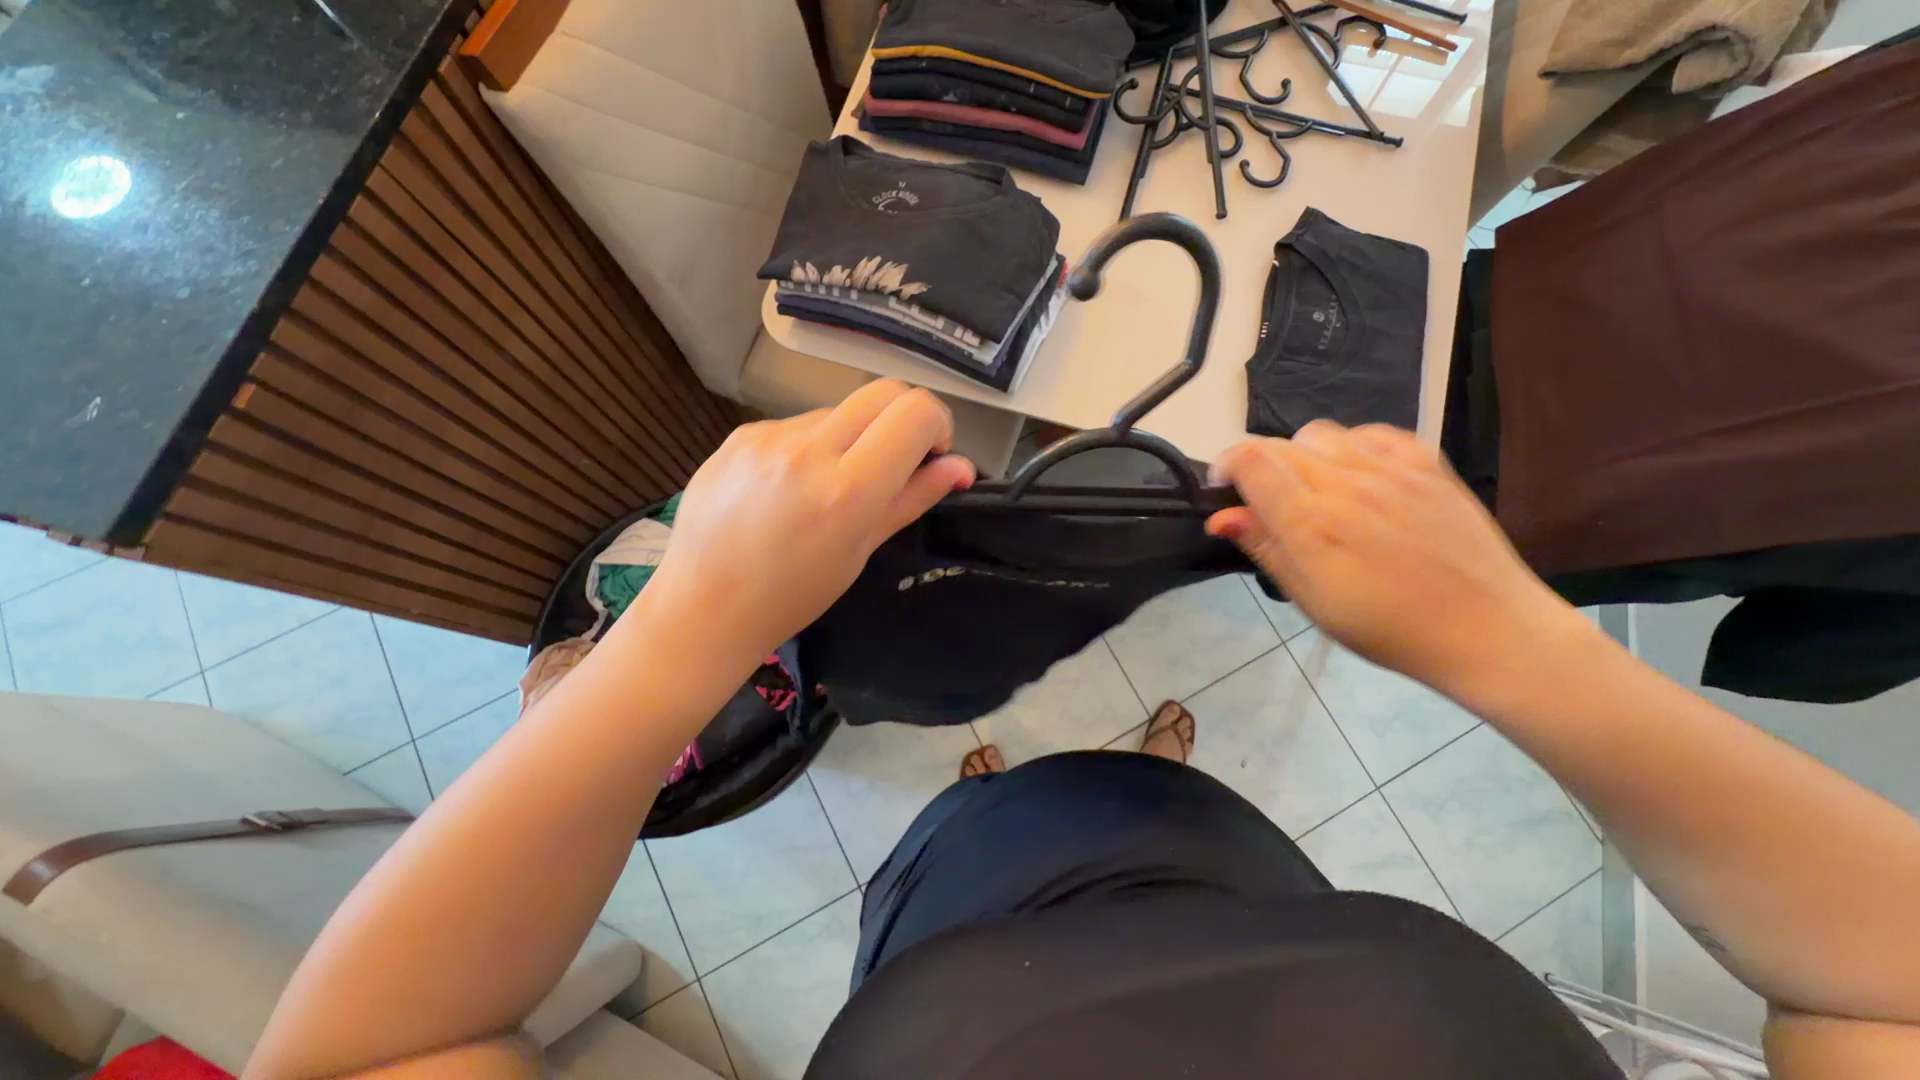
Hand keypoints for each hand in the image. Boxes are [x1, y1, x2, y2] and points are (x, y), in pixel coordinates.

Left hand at [646, 380, 975, 659]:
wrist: (703, 606)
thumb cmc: (792, 595)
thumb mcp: (861, 552)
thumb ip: (912, 499)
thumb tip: (961, 467)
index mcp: (848, 490)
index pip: (916, 412)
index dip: (937, 426)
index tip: (928, 457)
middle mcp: (809, 450)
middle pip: (884, 391)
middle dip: (903, 419)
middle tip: (894, 461)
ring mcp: (769, 437)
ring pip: (839, 410)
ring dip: (852, 436)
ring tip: (827, 488)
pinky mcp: (741, 434)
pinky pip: (796, 424)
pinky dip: (810, 446)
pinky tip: (787, 489)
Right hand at [1207, 421, 1586, 696]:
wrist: (1486, 628)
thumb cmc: (1388, 628)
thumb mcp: (1313, 600)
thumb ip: (1266, 549)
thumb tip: (1222, 517)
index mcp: (1312, 522)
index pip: (1250, 461)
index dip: (1227, 469)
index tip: (1225, 492)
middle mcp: (1346, 483)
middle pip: (1280, 446)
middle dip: (1260, 467)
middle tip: (1269, 505)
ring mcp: (1390, 469)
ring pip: (1321, 434)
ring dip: (1302, 455)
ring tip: (1315, 490)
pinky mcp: (1426, 464)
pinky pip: (1372, 433)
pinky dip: (1351, 445)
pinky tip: (1358, 474)